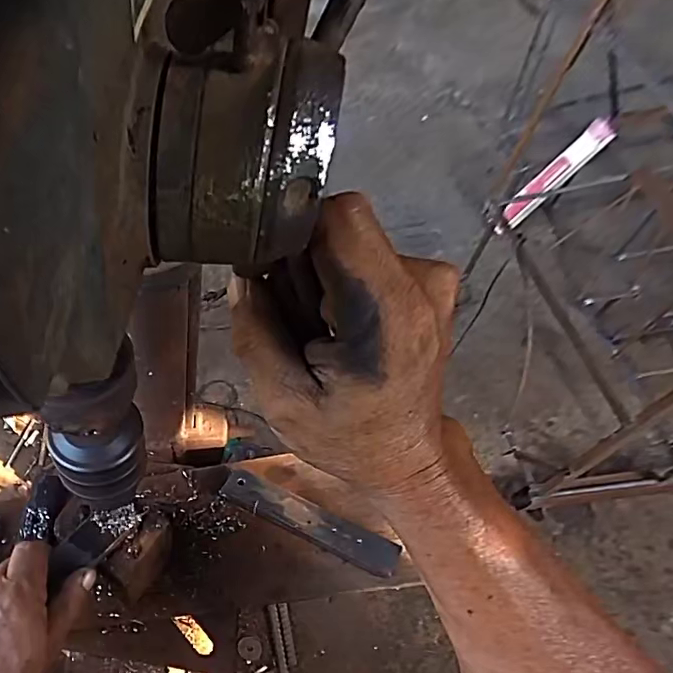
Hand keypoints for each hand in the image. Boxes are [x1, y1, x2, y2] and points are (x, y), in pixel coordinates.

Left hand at [0, 541, 93, 672]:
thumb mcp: (52, 647)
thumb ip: (68, 604)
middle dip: (29, 579)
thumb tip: (84, 576)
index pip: (33, 548)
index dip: (48, 558)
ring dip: (10, 594)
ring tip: (18, 631)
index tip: (56, 575)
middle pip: (14, 562)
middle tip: (41, 609)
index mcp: (17, 592)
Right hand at [232, 192, 462, 499]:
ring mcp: (430, 276)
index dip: (293, 236)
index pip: (339, 217)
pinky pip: (361, 259)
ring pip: (346, 245)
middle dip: (299, 270)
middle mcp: (422, 280)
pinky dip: (335, 289)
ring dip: (315, 283)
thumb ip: (257, 333)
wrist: (403, 455)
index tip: (272, 278)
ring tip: (314, 337)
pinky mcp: (425, 279)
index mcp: (389, 312)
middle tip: (293, 327)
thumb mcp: (281, 400)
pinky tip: (333, 332)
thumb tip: (243, 276)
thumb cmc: (345, 438)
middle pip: (338, 231)